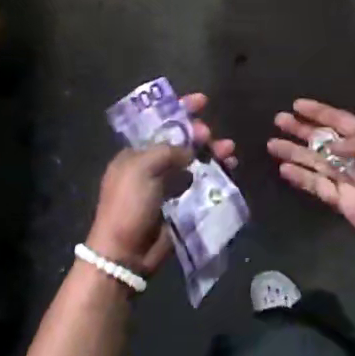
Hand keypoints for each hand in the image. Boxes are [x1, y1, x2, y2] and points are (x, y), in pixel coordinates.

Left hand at [87, 92, 235, 272]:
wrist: (125, 254)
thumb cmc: (128, 204)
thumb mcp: (141, 168)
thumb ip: (167, 151)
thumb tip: (190, 150)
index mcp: (135, 153)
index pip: (160, 124)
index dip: (180, 110)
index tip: (202, 101)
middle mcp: (151, 167)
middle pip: (182, 142)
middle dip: (201, 134)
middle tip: (211, 136)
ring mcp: (167, 187)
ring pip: (196, 163)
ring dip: (213, 154)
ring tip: (229, 152)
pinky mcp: (181, 207)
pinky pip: (202, 186)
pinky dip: (216, 176)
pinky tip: (229, 171)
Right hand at [267, 99, 354, 260]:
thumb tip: (333, 143)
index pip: (342, 122)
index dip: (320, 112)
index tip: (297, 104)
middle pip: (324, 140)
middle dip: (302, 130)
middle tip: (278, 120)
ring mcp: (350, 181)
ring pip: (316, 162)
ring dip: (296, 152)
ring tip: (272, 143)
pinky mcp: (345, 203)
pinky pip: (319, 186)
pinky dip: (302, 177)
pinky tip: (285, 169)